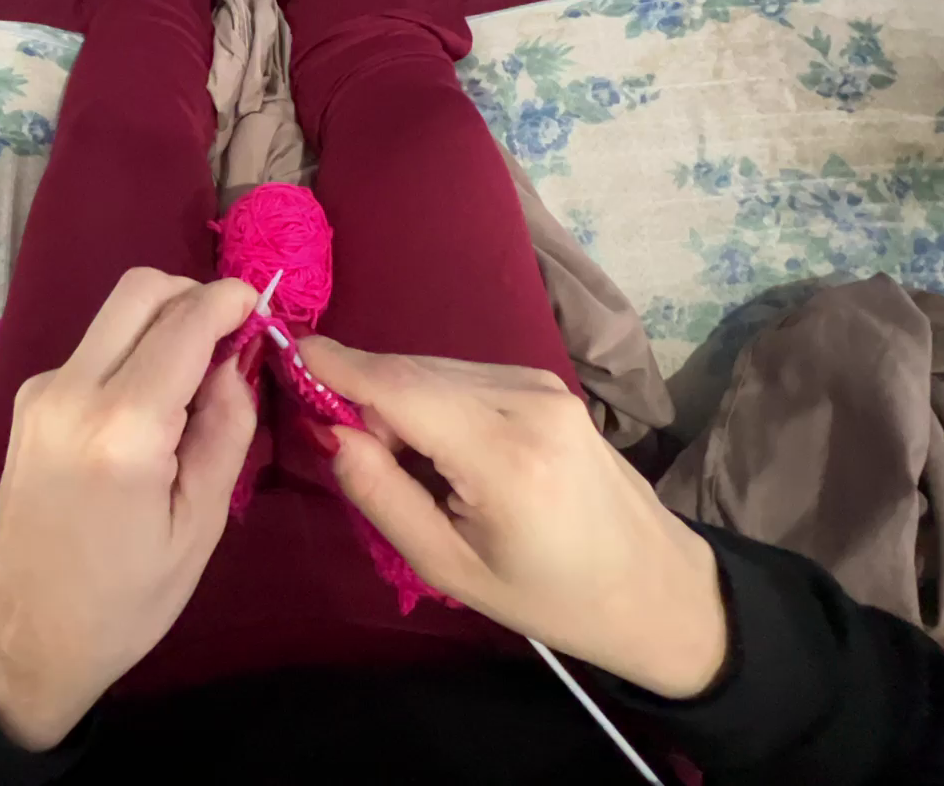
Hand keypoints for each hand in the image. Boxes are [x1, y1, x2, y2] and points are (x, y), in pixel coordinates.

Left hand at [0, 270, 259, 749]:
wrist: (24, 638)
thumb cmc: (126, 598)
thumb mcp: (201, 522)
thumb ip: (227, 427)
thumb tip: (235, 357)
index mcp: (122, 428)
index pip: (184, 323)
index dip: (229, 299)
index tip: (260, 306)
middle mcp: (71, 390)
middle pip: (140, 289)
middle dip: (194, 294)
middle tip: (229, 336)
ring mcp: (41, 390)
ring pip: (116, 313)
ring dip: (165, 321)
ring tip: (195, 379)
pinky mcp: (29, 399)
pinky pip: (97, 346)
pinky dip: (136, 349)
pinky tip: (151, 404)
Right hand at [304, 338, 728, 698]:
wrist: (658, 587)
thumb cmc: (550, 595)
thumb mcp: (449, 567)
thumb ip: (379, 493)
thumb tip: (329, 428)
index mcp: (504, 453)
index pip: (399, 387)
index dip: (337, 363)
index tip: (286, 347)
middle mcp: (525, 397)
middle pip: (409, 371)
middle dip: (359, 390)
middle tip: (340, 442)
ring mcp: (539, 381)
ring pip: (430, 368)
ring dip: (393, 397)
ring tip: (400, 459)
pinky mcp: (542, 379)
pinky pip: (456, 374)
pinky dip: (425, 396)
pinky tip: (434, 442)